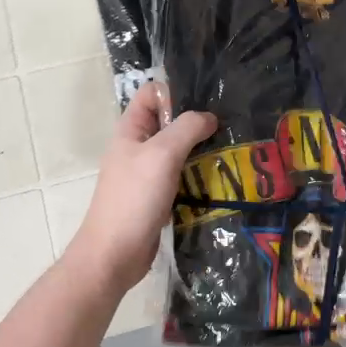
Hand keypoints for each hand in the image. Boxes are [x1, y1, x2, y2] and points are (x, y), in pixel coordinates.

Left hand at [67, 83, 216, 294]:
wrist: (114, 255)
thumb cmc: (134, 198)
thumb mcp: (162, 154)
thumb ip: (186, 128)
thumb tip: (209, 117)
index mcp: (130, 129)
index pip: (152, 93)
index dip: (176, 91)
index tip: (207, 99)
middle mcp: (137, 146)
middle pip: (169, 121)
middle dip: (196, 120)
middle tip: (229, 123)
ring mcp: (147, 172)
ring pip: (178, 150)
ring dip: (201, 149)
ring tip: (231, 147)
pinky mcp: (157, 196)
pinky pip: (181, 176)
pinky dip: (198, 174)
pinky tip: (221, 176)